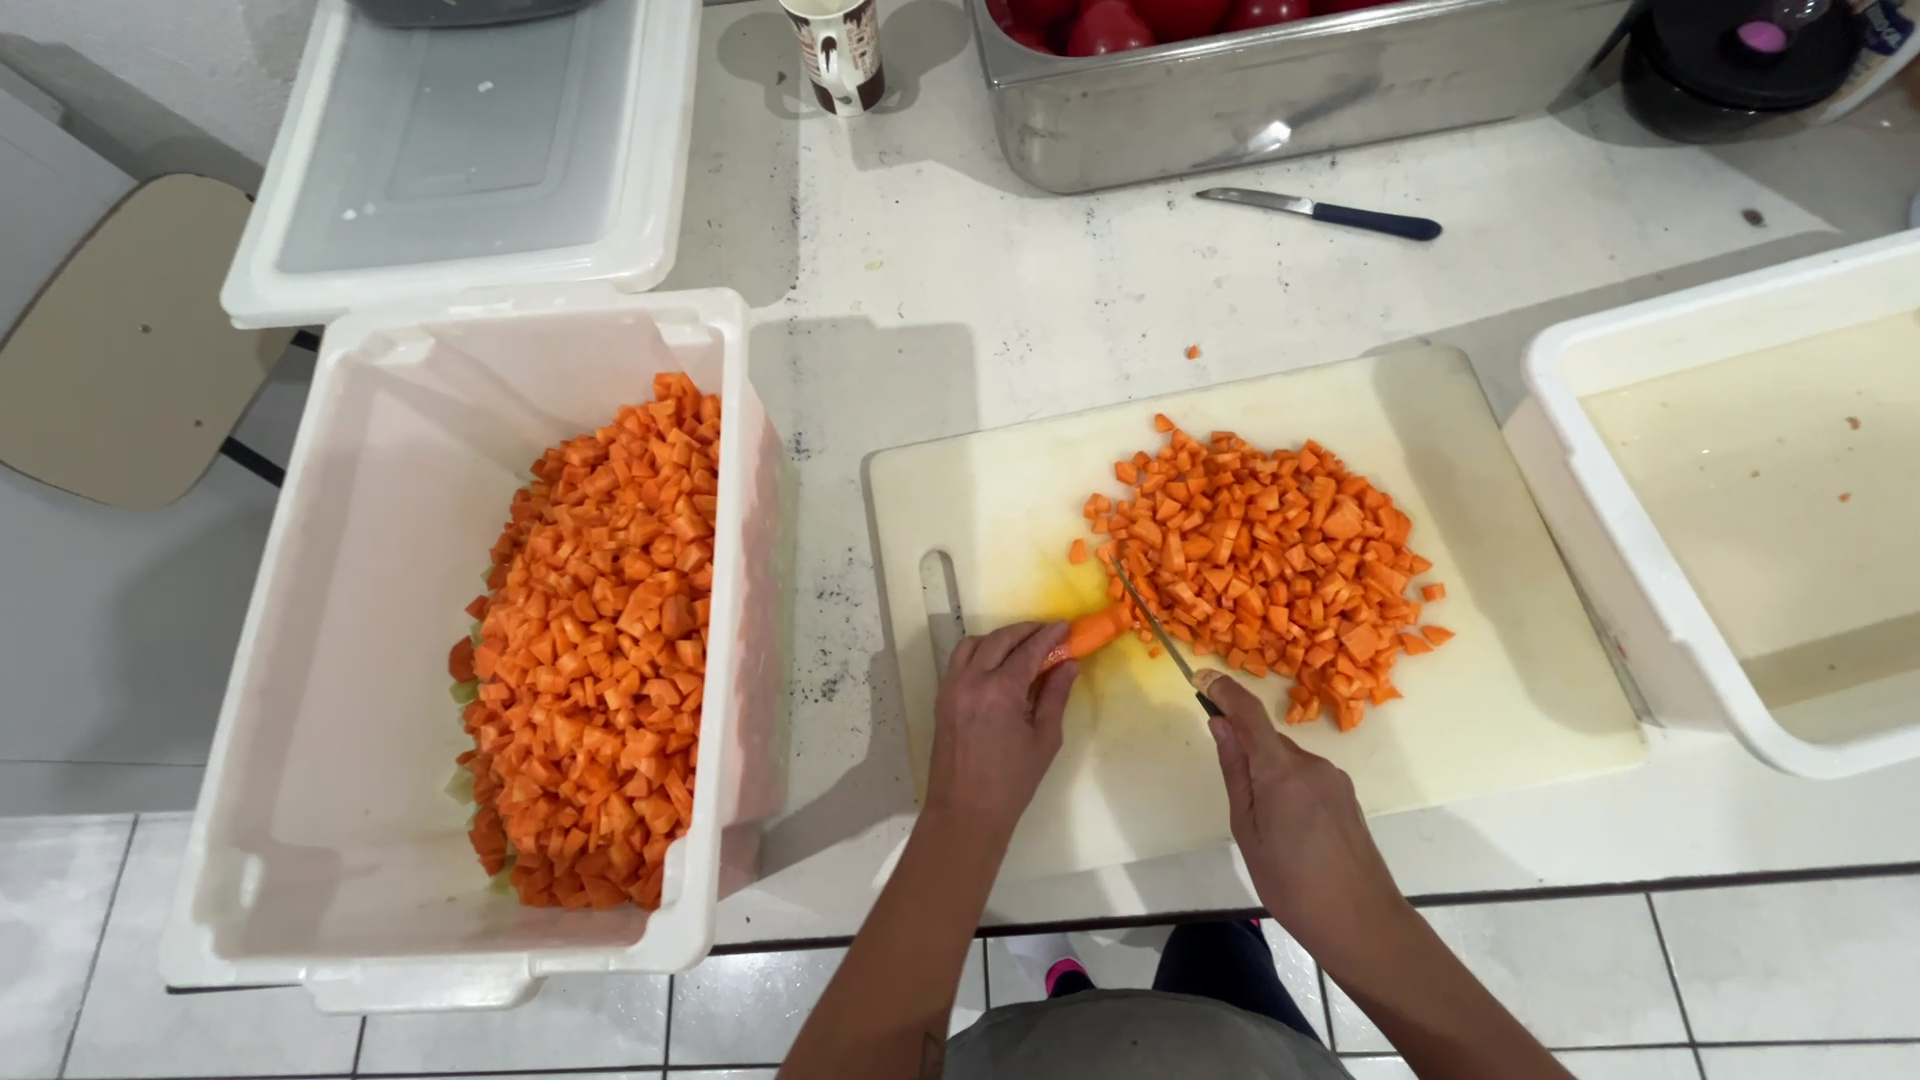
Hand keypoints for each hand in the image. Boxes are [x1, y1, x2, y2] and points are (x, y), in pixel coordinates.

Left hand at [924, 622, 1078, 845]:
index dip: (1048, 636)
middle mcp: (971, 681)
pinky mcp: (942, 698)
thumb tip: (1069, 665)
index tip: (1065, 626)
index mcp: (1000, 691)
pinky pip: (959, 661)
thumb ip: (1055, 696)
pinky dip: (978, 652)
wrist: (965, 811)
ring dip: (998, 638)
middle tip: (1047, 631)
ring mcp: (951, 688)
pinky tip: (996, 662)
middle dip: (1025, 630)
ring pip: (973, 644)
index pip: (1028, 651)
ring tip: (1021, 645)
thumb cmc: (1012, 782)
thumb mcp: (1044, 739)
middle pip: (999, 640)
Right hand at [1199, 670, 1415, 965]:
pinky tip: (1290, 831)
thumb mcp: (1247, 831)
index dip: (1223, 690)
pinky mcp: (1345, 795)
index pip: (1248, 713)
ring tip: (1266, 830)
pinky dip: (1286, 787)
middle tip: (1236, 803)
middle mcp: (1312, 765)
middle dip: (1244, 752)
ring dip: (1267, 776)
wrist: (1365, 926)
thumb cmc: (1292, 885)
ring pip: (1285, 760)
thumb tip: (1220, 724)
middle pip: (1266, 740)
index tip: (1200, 678)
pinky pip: (1304, 776)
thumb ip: (1234, 772)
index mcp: (1282, 772)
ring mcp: (1334, 779)